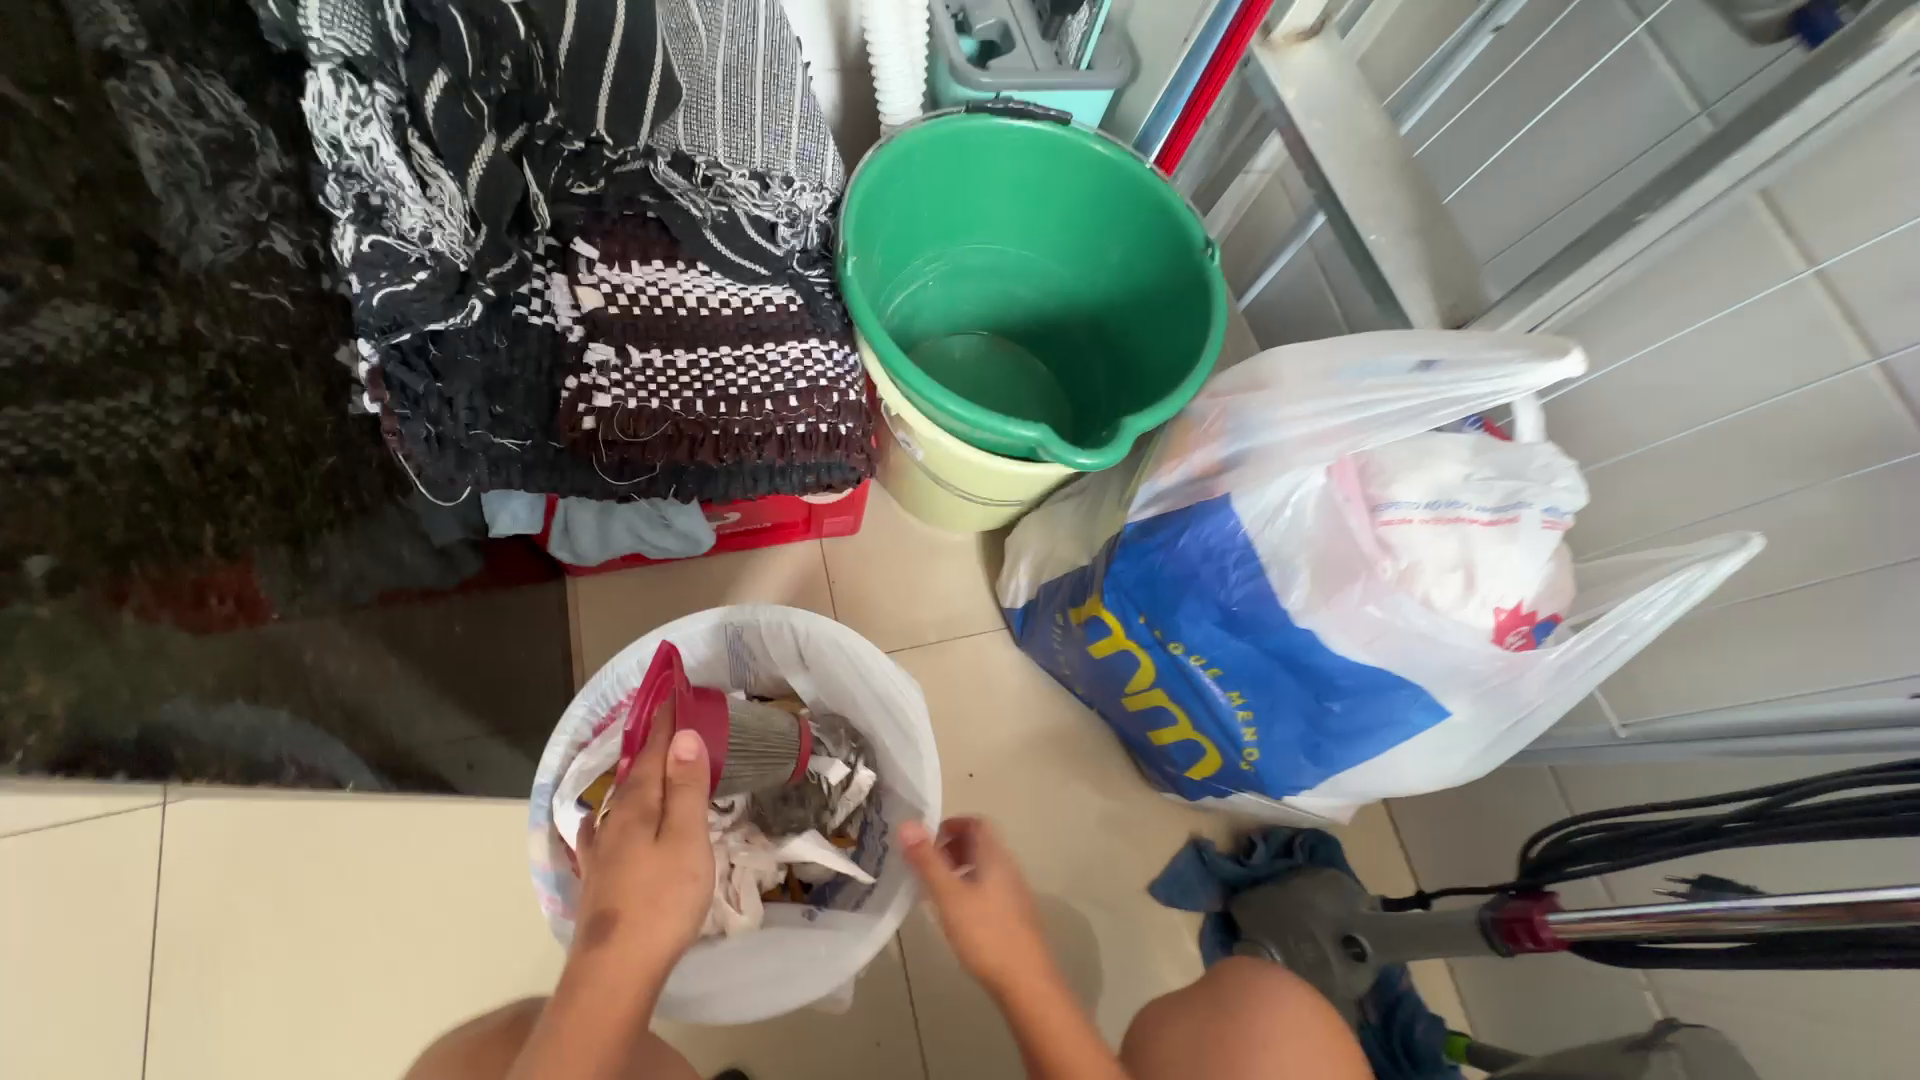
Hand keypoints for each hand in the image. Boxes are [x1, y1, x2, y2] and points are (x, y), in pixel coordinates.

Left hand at [573, 698, 713, 971]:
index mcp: (637, 807)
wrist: (616, 970)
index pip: (655, 753)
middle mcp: (614, 821)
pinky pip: (607, 828)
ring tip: (650, 763)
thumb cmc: (661, 900)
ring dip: (638, 776)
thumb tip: (684, 737)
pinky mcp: (600, 878)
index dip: (667, 724)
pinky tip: (602, 821)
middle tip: (672, 721)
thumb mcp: (685, 839)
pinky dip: (614, 812)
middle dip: (654, 745)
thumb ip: (686, 789)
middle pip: (637, 773)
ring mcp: (602, 851)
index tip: (676, 693)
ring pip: (622, 800)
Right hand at [900, 816, 1055, 994]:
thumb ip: (928, 861)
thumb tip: (907, 824)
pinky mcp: (1016, 916)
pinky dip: (969, 890)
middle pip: (980, 844)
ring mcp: (1015, 893)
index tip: (927, 841)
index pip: (976, 823)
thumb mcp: (949, 896)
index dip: (952, 825)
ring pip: (984, 868)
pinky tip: (957, 916)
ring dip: (959, 871)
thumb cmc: (985, 933)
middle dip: (951, 849)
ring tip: (936, 892)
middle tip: (927, 867)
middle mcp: (1008, 868)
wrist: (1027, 981)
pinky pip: (989, 889)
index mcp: (995, 856)